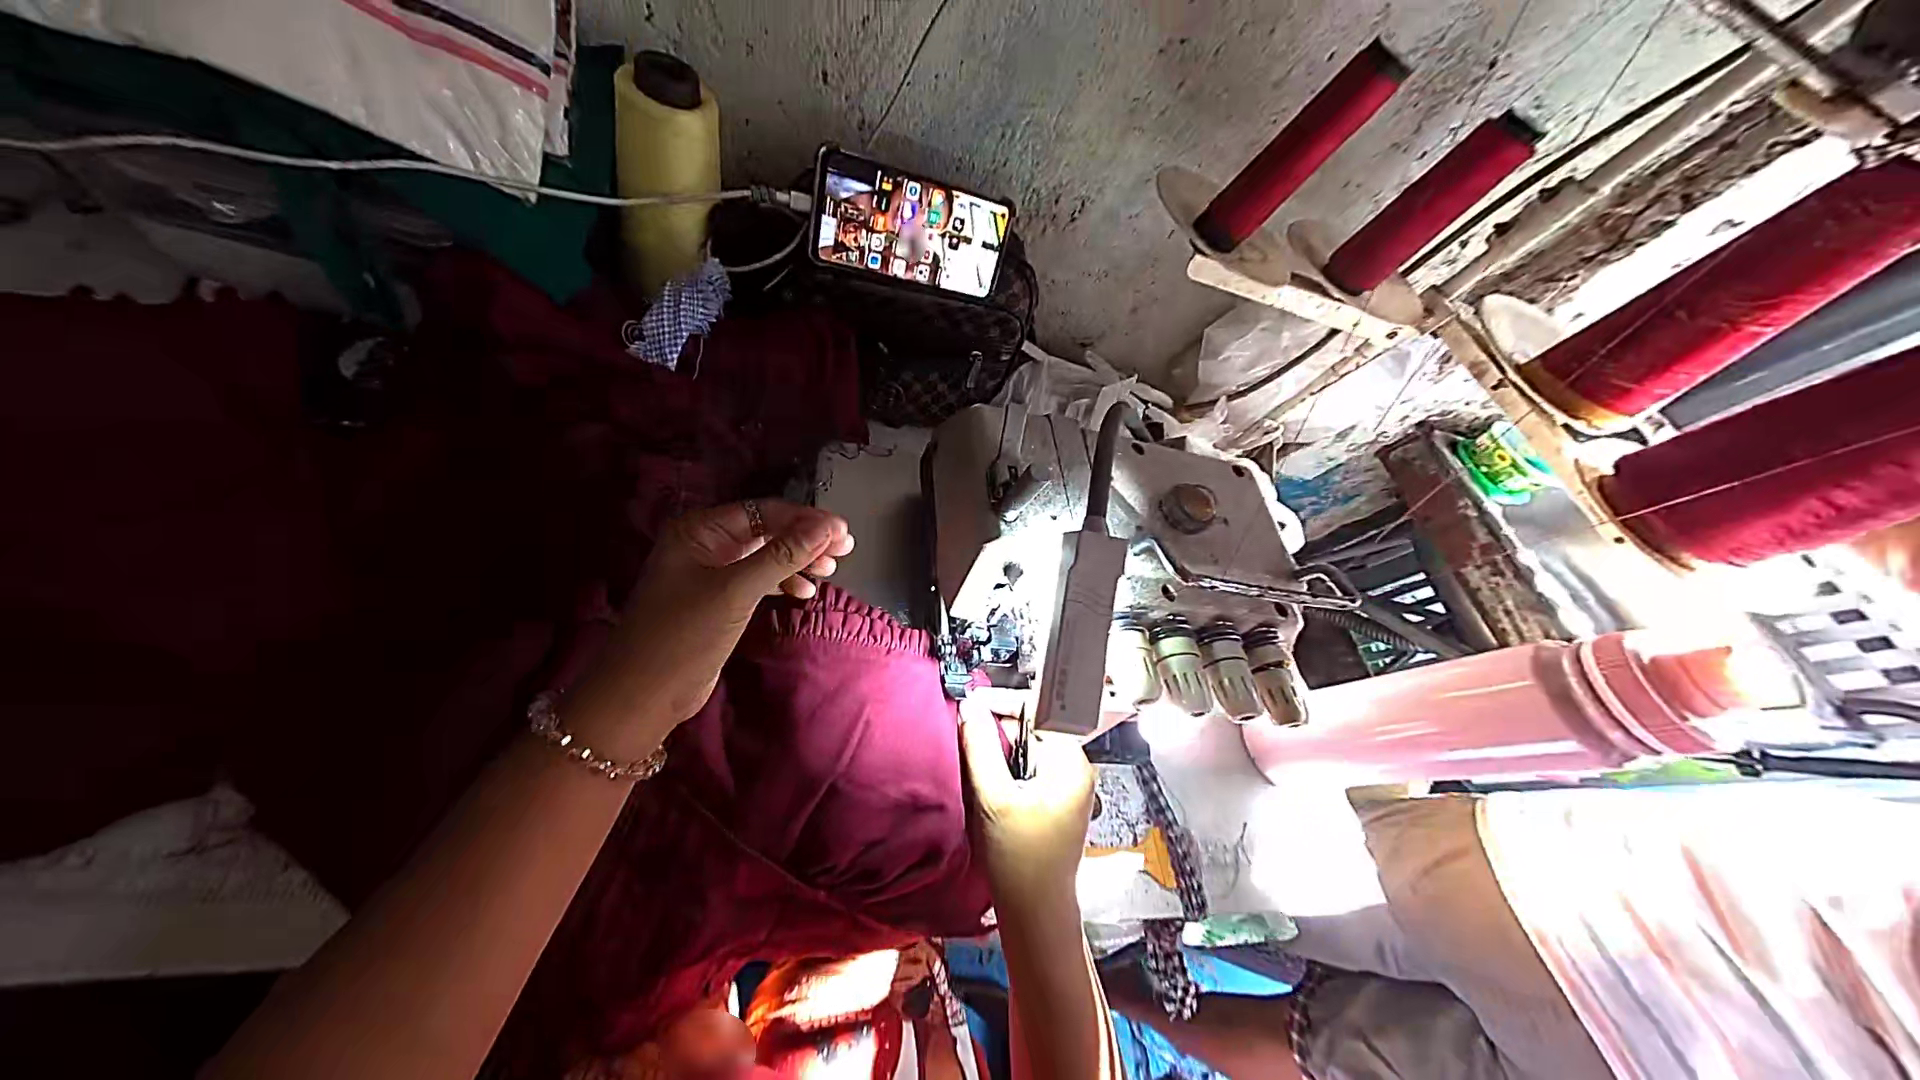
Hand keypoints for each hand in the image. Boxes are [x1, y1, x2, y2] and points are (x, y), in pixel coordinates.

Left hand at [573, 500, 854, 747]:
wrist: (642, 696)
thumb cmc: (684, 636)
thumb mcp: (737, 591)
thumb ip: (783, 555)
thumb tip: (829, 526)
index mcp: (700, 530)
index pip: (764, 512)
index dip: (806, 520)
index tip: (844, 533)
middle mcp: (705, 544)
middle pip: (767, 531)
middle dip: (806, 540)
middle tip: (844, 551)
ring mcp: (711, 573)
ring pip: (766, 556)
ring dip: (798, 561)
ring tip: (829, 571)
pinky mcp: (719, 600)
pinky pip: (759, 579)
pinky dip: (783, 582)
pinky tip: (804, 591)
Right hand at [959, 694, 1095, 912]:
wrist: (1035, 912)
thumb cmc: (1020, 860)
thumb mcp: (994, 797)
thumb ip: (980, 746)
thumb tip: (970, 706)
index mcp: (1072, 763)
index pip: (1039, 712)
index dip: (1004, 703)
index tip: (973, 704)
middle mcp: (1076, 769)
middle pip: (1032, 728)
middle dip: (998, 729)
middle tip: (968, 735)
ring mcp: (1067, 785)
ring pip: (1027, 749)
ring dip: (999, 750)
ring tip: (977, 762)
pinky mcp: (1054, 799)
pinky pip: (1028, 768)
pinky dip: (1006, 768)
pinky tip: (990, 783)